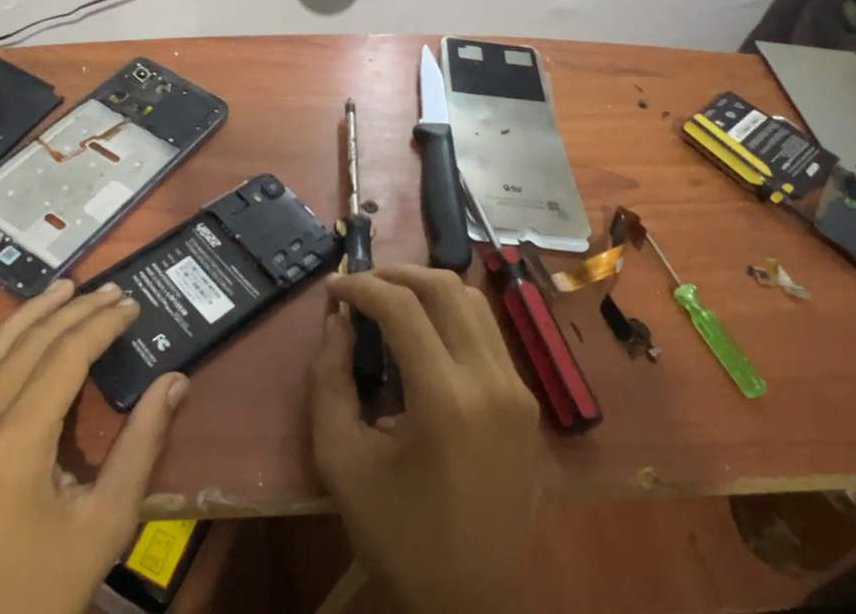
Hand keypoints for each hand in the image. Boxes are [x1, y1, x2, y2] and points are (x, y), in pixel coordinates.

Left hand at [0, 279, 187, 613]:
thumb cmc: (43, 589)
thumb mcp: (106, 523)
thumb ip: (141, 444)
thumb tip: (174, 381)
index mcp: (13, 445)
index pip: (64, 357)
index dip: (101, 325)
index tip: (130, 305)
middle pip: (23, 347)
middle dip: (70, 311)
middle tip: (106, 290)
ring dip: (24, 323)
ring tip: (59, 293)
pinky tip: (3, 351)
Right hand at [310, 265, 543, 613]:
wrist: (470, 596)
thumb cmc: (396, 533)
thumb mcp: (339, 460)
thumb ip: (328, 381)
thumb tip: (337, 323)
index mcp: (446, 398)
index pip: (403, 307)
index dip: (363, 286)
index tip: (333, 287)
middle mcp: (492, 381)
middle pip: (448, 289)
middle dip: (400, 274)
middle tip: (362, 283)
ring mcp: (518, 391)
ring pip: (476, 304)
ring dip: (430, 290)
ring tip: (390, 300)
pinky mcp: (526, 405)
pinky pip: (490, 336)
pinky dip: (454, 317)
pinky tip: (424, 335)